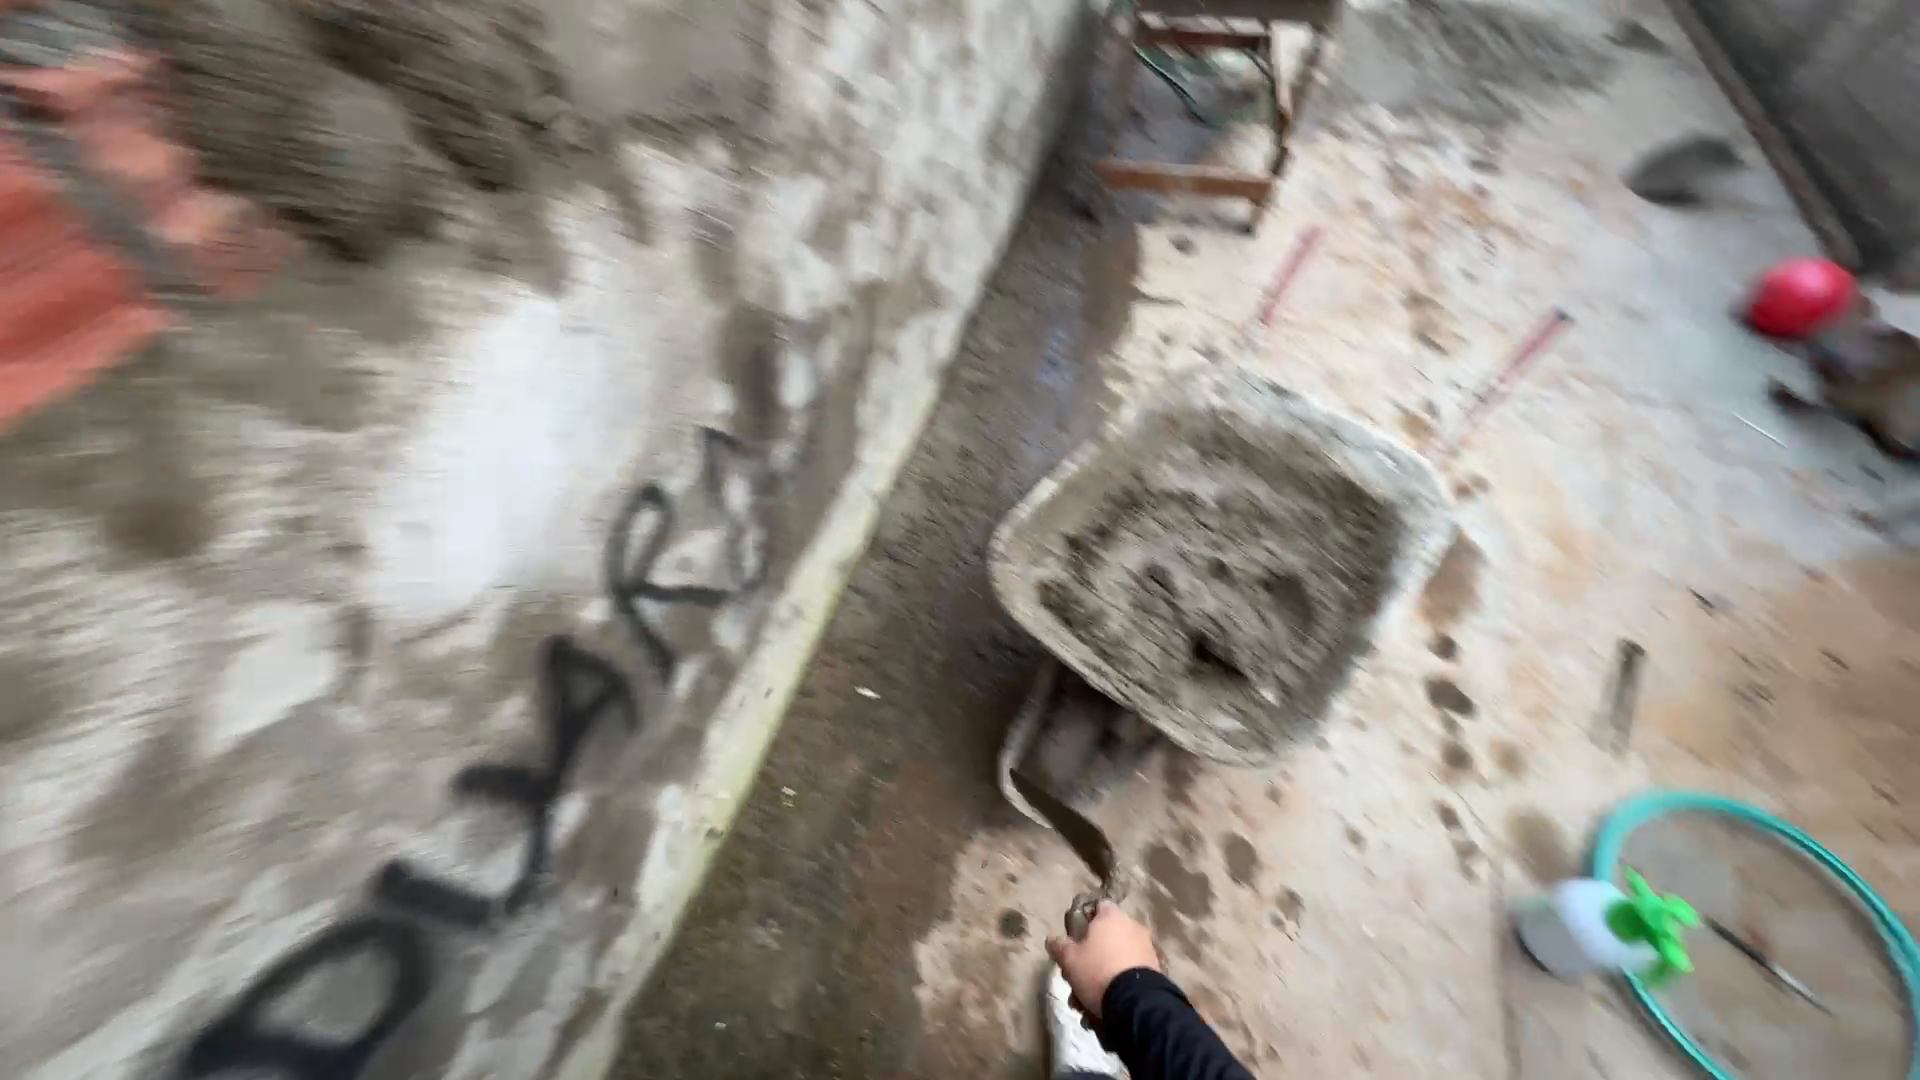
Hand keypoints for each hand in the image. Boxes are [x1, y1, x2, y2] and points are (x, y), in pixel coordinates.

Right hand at [1046, 900, 1159, 1017]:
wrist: (1136, 1002)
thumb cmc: (1098, 971)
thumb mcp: (1069, 959)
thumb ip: (1059, 946)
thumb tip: (1051, 937)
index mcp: (1112, 916)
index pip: (1098, 906)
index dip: (1086, 920)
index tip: (1077, 938)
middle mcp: (1132, 926)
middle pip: (1108, 936)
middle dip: (1094, 955)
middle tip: (1080, 976)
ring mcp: (1146, 948)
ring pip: (1118, 957)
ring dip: (1105, 973)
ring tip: (1091, 1000)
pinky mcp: (1156, 970)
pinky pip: (1131, 972)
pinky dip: (1120, 984)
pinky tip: (1108, 1004)